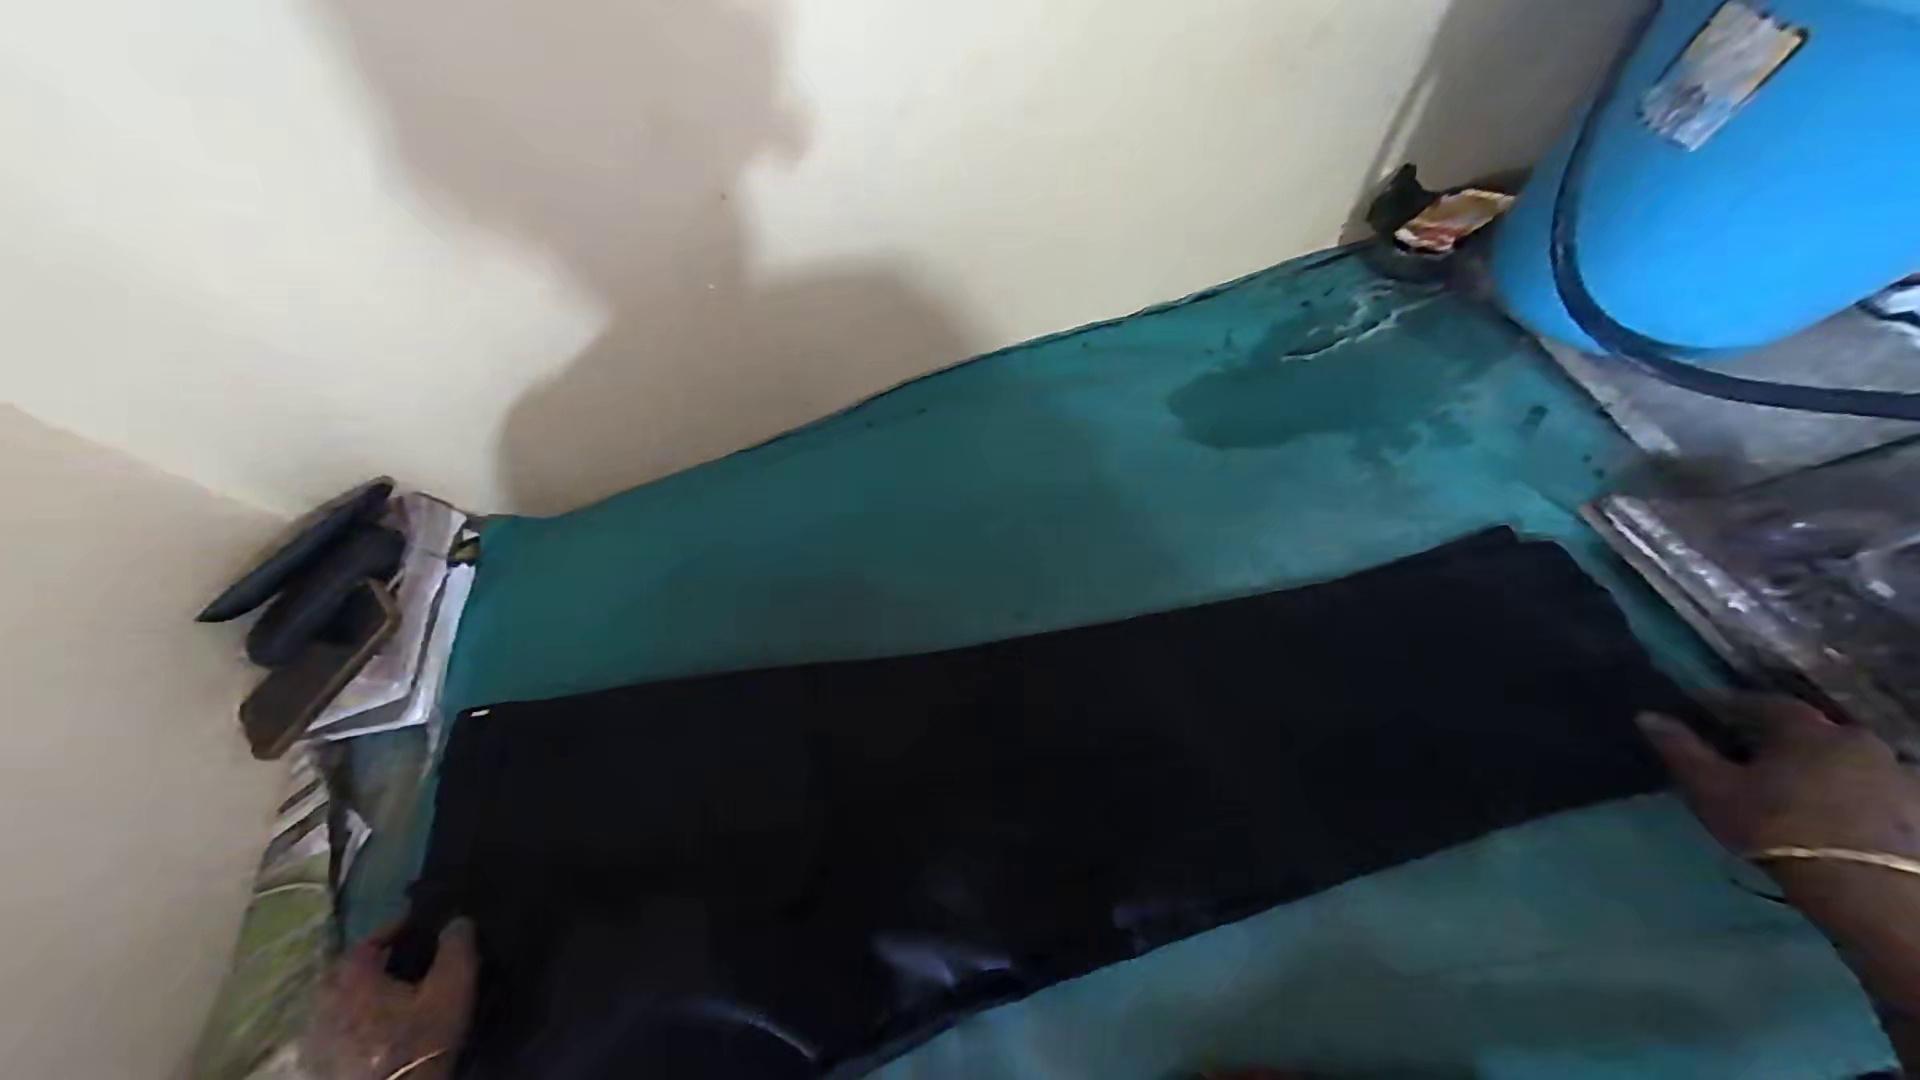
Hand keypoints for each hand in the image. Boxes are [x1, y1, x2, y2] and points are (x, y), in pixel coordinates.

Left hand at [301, 919, 477, 1079]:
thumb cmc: (424, 1036)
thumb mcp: (453, 984)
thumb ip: (456, 946)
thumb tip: (456, 921)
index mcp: (356, 985)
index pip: (362, 946)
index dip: (387, 930)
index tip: (413, 923)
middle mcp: (327, 1010)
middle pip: (338, 975)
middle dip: (366, 960)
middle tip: (397, 953)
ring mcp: (320, 1042)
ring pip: (331, 1003)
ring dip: (355, 989)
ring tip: (386, 986)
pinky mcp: (322, 1067)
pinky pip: (332, 1028)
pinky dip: (349, 1015)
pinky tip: (372, 1020)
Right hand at [1637, 697, 1919, 858]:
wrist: (1865, 890)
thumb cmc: (1774, 824)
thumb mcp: (1709, 785)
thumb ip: (1679, 746)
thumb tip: (1647, 716)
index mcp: (1810, 730)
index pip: (1764, 703)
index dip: (1728, 703)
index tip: (1700, 709)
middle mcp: (1862, 743)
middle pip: (1810, 730)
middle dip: (1776, 735)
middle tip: (1743, 748)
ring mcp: (1900, 779)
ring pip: (1843, 759)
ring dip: (1814, 763)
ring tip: (1785, 781)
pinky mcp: (1917, 812)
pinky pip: (1870, 787)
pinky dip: (1845, 789)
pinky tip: (1824, 806)